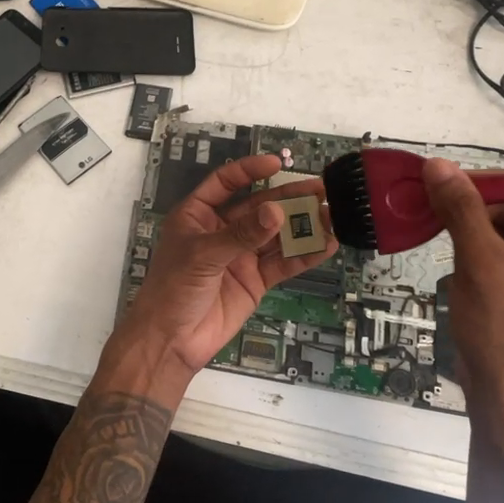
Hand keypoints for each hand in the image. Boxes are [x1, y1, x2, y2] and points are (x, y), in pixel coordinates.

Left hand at [111, 154, 339, 381]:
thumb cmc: (173, 288)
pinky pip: (282, 263)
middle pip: (259, 208)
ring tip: (332, 214)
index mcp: (197, 216)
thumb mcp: (203, 255)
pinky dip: (304, 254)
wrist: (171, 339)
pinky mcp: (255, 281)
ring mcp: (240, 256)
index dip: (249, 170)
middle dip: (288, 198)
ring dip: (302, 226)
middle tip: (321, 189)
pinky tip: (326, 244)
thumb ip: (242, 234)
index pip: (225, 183)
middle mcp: (221, 231)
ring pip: (275, 235)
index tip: (276, 163)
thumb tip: (276, 211)